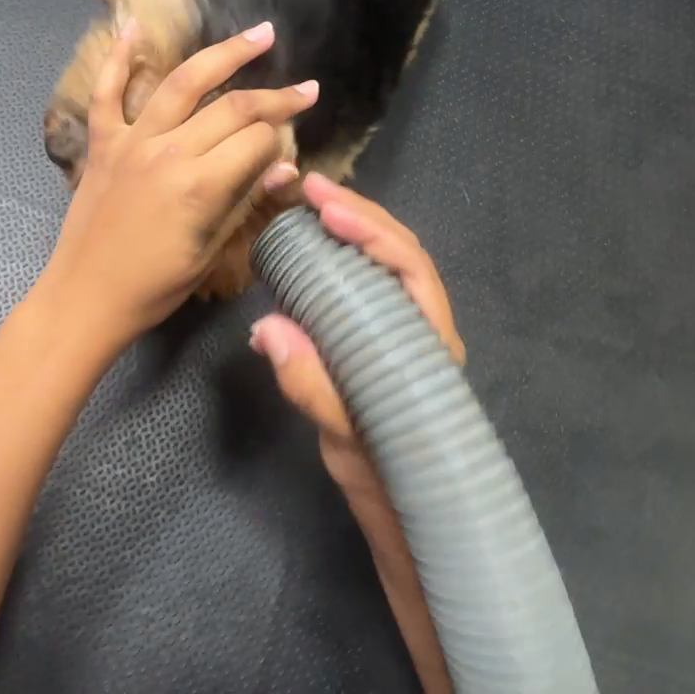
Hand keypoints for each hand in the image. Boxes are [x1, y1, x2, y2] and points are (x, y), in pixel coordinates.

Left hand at [35, 20, 315, 348]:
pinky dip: (118, 58)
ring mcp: (132, 142)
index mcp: (200, 185)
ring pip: (183, 82)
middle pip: (231, 108)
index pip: (257, 141)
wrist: (85, 297)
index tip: (294, 140)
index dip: (281, 139)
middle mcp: (168, 151)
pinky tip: (132, 26)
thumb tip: (287, 168)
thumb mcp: (211, 251)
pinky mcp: (102, 143)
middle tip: (305, 87)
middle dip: (275, 97)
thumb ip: (247, 201)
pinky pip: (107, 93)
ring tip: (260, 35)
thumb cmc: (155, 287)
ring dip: (224, 54)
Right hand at [248, 174, 463, 492]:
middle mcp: (423, 324)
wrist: (400, 506)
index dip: (371, 232)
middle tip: (312, 188)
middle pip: (401, 251)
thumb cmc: (382, 473)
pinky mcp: (380, 333)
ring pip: (385, 262)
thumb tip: (265, 328)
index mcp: (429, 342)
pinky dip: (342, 255)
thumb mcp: (344, 435)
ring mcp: (403, 326)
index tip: (328, 209)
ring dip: (352, 227)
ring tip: (312, 202)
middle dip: (359, 214)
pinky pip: (366, 282)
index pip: (409, 268)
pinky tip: (316, 243)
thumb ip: (311, 384)